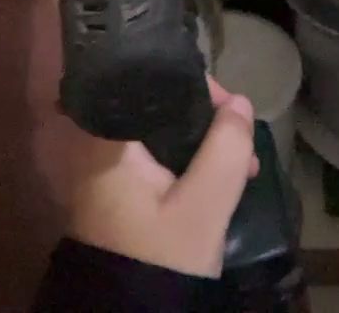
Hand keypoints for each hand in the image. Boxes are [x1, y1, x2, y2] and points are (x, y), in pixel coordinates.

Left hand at [63, 78, 258, 277]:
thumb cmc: (159, 257)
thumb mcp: (203, 207)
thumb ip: (225, 150)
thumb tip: (240, 103)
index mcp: (107, 136)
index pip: (154, 83)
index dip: (197, 88)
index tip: (230, 108)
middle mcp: (97, 142)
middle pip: (159, 106)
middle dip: (205, 119)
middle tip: (241, 139)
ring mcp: (102, 167)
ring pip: (159, 133)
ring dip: (200, 142)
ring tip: (241, 164)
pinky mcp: (113, 188)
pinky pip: (153, 156)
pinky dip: (183, 161)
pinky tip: (216, 178)